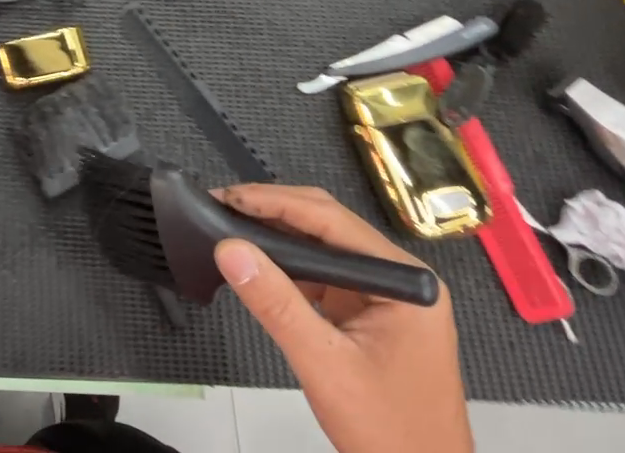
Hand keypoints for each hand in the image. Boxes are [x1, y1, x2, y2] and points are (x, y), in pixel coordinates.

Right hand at [214, 185, 472, 452]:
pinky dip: (287, 266)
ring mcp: (384, 294)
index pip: (331, 220)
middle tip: (220, 206)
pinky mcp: (368, 312)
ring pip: (321, 246)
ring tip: (229, 226)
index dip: (275, 202)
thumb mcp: (325, 364)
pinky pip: (322, 274)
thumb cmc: (386, 428)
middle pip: (327, 225)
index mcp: (404, 280)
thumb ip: (275, 303)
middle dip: (272, 212)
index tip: (226, 197)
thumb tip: (228, 249)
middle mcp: (399, 276)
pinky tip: (256, 263)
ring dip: (277, 237)